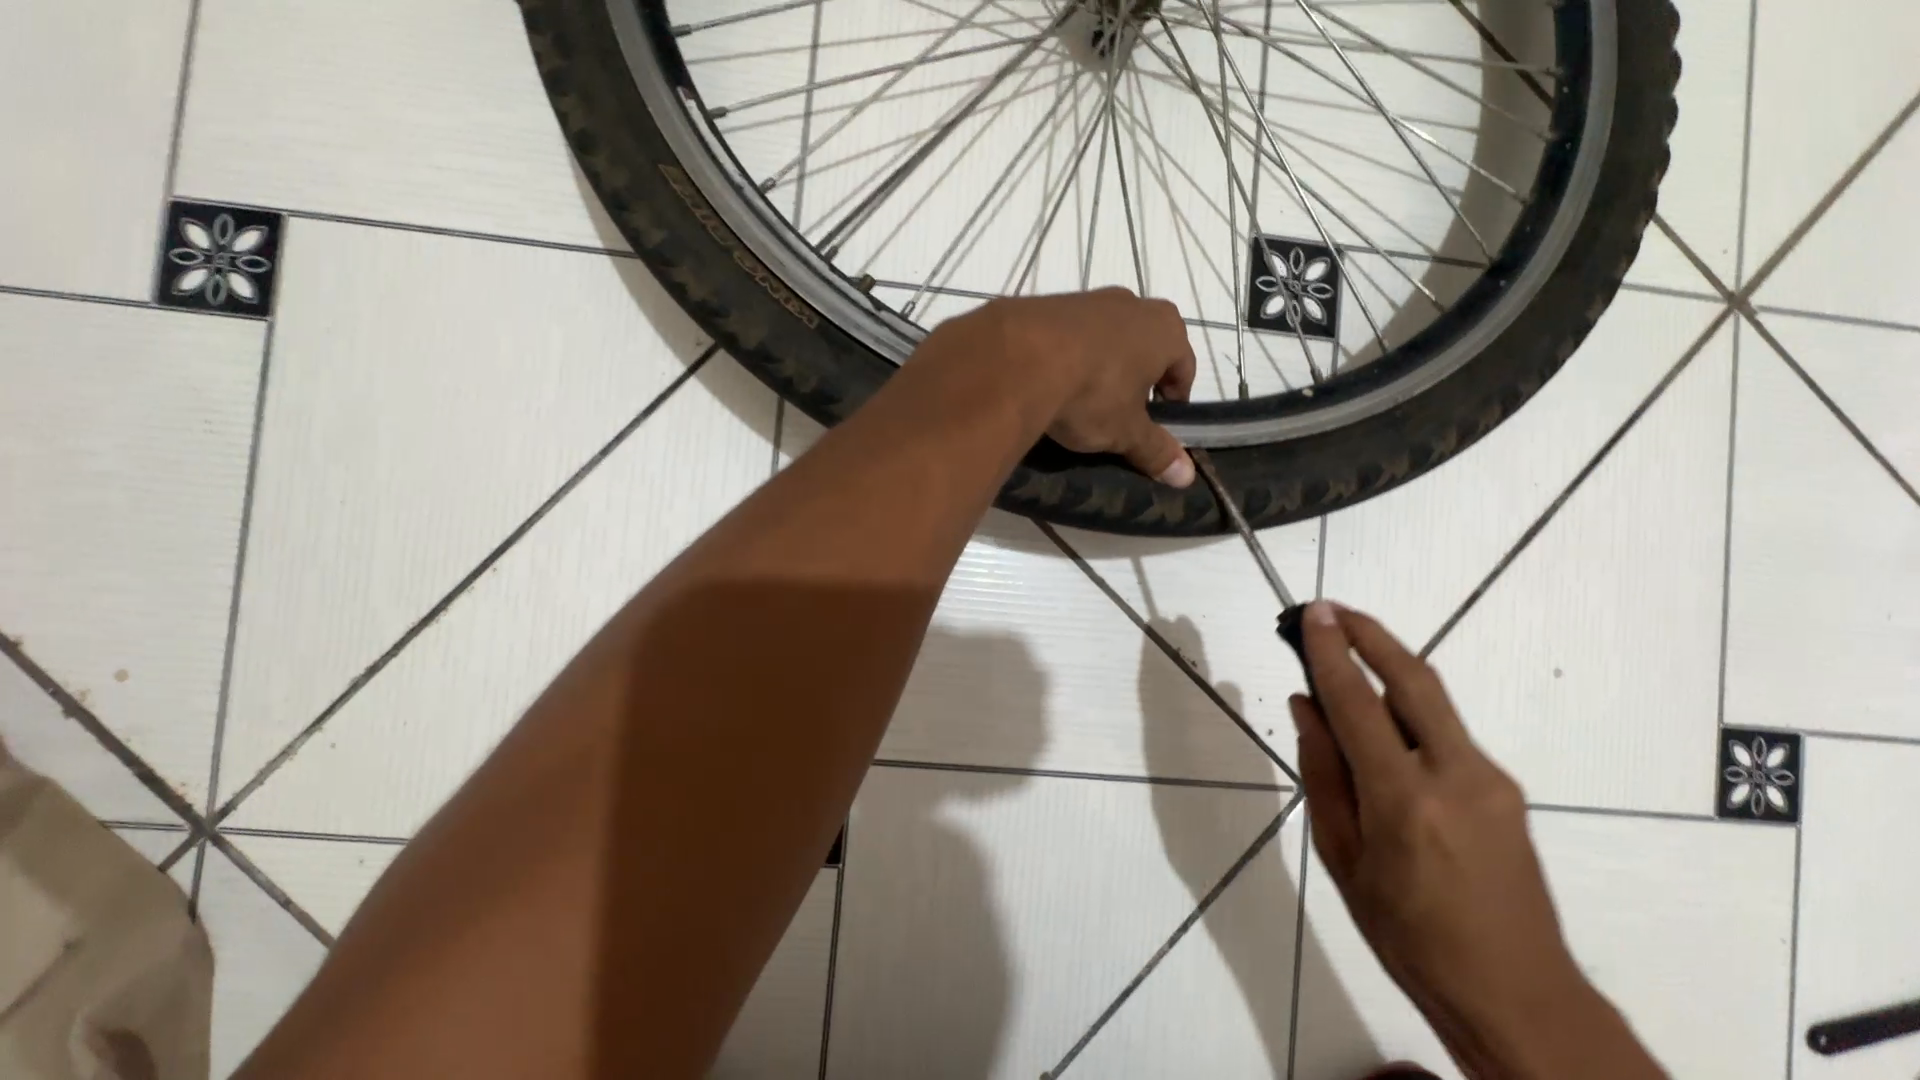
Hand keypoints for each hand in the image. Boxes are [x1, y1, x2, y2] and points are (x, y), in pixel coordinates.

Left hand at [966, 288, 1196, 486]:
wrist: (1017, 358)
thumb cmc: (1091, 393)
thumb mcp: (1125, 431)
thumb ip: (1156, 450)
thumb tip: (1186, 476)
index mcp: (1166, 329)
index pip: (1184, 367)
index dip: (1174, 398)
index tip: (1160, 422)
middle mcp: (1132, 304)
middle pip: (1146, 347)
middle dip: (1138, 379)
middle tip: (1122, 413)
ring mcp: (1088, 298)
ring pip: (1107, 338)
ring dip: (1102, 365)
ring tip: (1083, 399)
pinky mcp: (1048, 303)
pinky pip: (1069, 335)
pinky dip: (1068, 355)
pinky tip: (1052, 381)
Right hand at [1288, 602, 1664, 1079]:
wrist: (1516, 991)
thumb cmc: (1407, 937)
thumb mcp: (1344, 860)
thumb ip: (1323, 776)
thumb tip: (1306, 708)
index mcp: (1404, 801)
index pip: (1357, 704)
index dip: (1330, 652)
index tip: (1312, 613)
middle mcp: (1457, 775)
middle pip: (1413, 679)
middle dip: (1371, 634)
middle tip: (1332, 610)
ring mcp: (1492, 779)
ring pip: (1432, 703)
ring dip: (1388, 671)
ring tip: (1344, 665)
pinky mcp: (1507, 789)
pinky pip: (1446, 735)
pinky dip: (1407, 715)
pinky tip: (1381, 736)